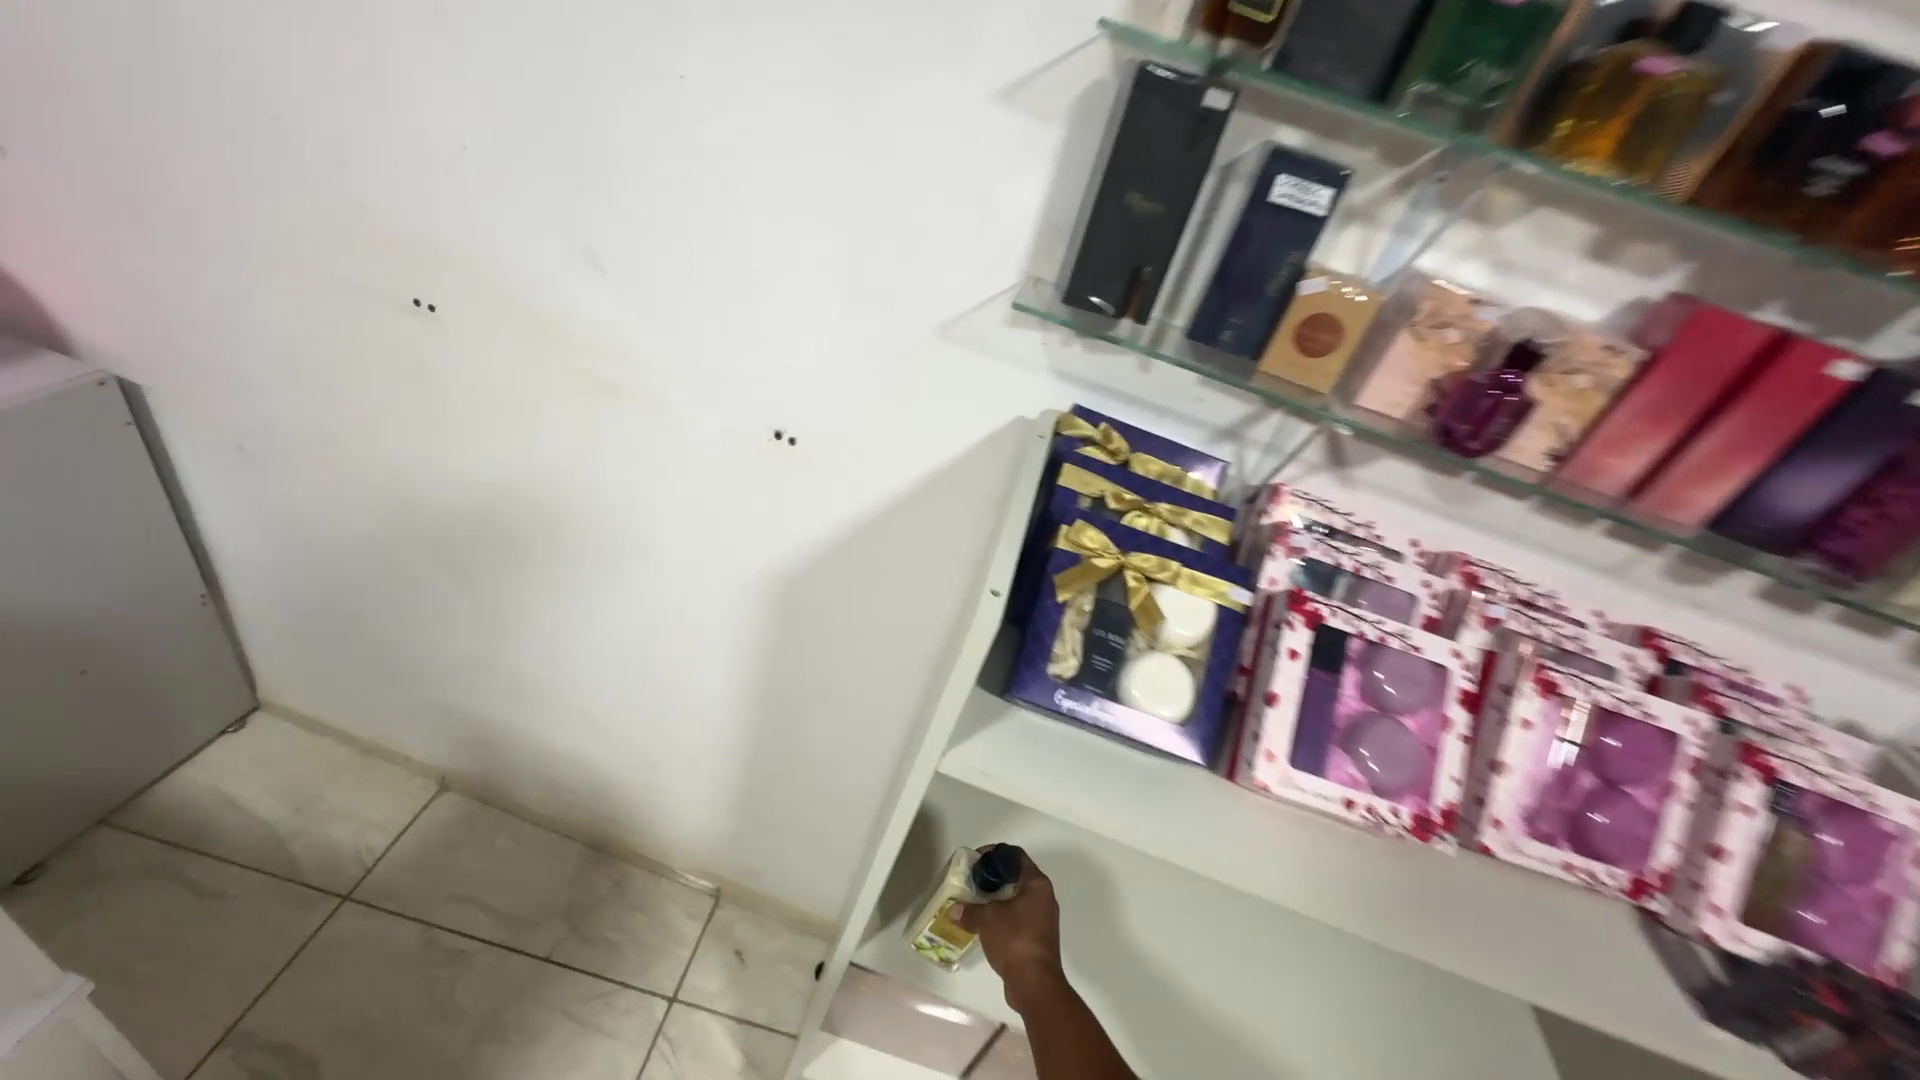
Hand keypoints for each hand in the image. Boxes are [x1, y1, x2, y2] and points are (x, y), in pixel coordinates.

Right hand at [950, 849, 1065, 1014]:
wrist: (1035, 983)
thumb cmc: (1015, 940)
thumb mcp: (988, 919)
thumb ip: (970, 910)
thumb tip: (954, 910)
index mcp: (1036, 884)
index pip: (1015, 856)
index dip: (994, 854)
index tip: (975, 861)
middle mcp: (1043, 897)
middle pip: (1015, 877)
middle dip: (992, 878)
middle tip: (970, 882)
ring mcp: (1042, 918)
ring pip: (1015, 899)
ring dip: (995, 899)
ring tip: (973, 903)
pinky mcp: (1037, 937)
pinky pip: (1017, 918)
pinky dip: (1001, 917)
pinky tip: (983, 924)